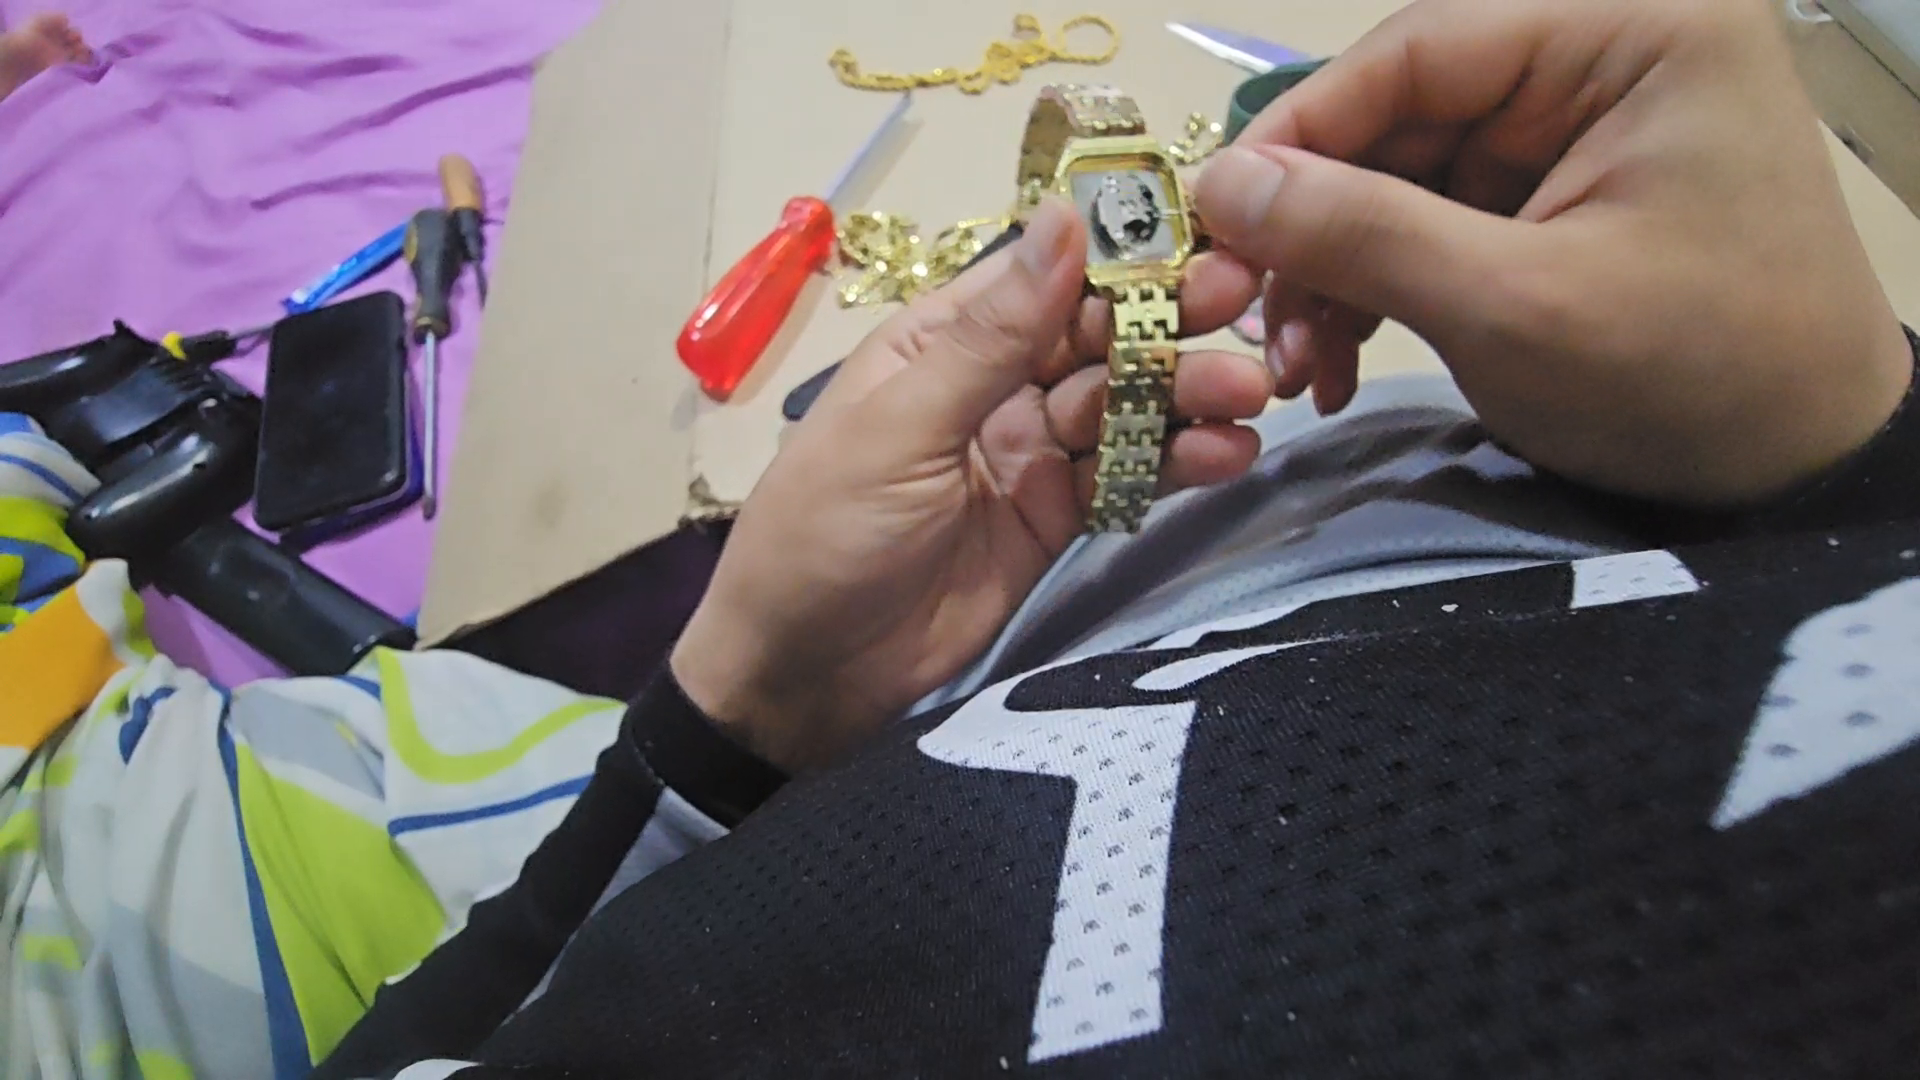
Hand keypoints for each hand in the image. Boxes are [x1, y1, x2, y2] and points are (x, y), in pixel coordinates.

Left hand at [671, 200, 1272, 771]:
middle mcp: (992, 390)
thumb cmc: (829, 531)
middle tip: (1242, 311)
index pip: (1044, 281)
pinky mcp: (1053, 522)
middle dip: (1164, 325)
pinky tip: (1224, 456)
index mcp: (941, 345)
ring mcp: (1027, 458)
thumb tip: (1064, 218)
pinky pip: (1122, 480)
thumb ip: (988, 337)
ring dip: (1182, 398)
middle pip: (1094, 341)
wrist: (812, 668)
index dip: (1119, 258)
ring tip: (1247, 395)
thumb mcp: (900, 426)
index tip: (1201, 239)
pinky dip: (1172, 466)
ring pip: (1120, 409)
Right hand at [1190, 0, 1913, 506]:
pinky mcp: (1514, 220)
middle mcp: (1577, 75)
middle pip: (1379, 135)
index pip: (1409, 54)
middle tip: (1256, 334)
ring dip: (1317, 290)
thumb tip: (1219, 187)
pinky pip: (1396, 244)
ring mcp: (1542, 153)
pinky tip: (1331, 373)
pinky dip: (1350, 310)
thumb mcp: (1506, 304)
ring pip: (1373, 197)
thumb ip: (1359, 234)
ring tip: (1297, 375)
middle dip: (1305, 243)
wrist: (1766, 471)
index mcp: (1620, 37)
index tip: (1214, 227)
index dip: (1293, 136)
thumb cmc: (1673, 377)